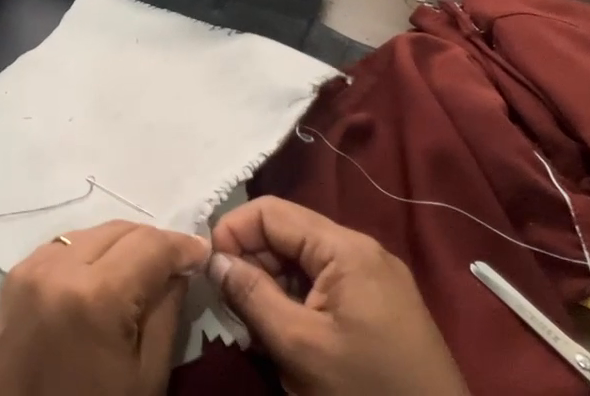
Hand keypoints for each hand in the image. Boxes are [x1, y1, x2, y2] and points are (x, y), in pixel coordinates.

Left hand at [0, 220, 211, 395]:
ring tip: (140, 273)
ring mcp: (31, 268)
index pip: (149, 246)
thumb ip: (166, 311)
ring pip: (90, 233)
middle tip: (176, 265)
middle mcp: (58, 268)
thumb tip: (180, 267)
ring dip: (120, 246)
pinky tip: (101, 278)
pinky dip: (88, 254)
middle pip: (118, 230)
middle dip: (152, 243)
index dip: (181, 245)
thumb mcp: (146, 374)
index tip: (203, 251)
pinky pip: (62, 247)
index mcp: (96, 295)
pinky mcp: (14, 275)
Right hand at [209, 197, 468, 395]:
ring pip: (301, 263)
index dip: (232, 233)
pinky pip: (323, 286)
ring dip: (271, 290)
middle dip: (251, 266)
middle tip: (232, 310)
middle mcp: (361, 251)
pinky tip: (286, 340)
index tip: (210, 271)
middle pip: (286, 235)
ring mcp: (374, 279)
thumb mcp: (298, 345)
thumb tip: (213, 259)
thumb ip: (250, 294)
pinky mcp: (379, 306)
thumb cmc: (367, 391)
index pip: (270, 211)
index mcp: (346, 248)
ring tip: (257, 332)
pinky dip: (295, 304)